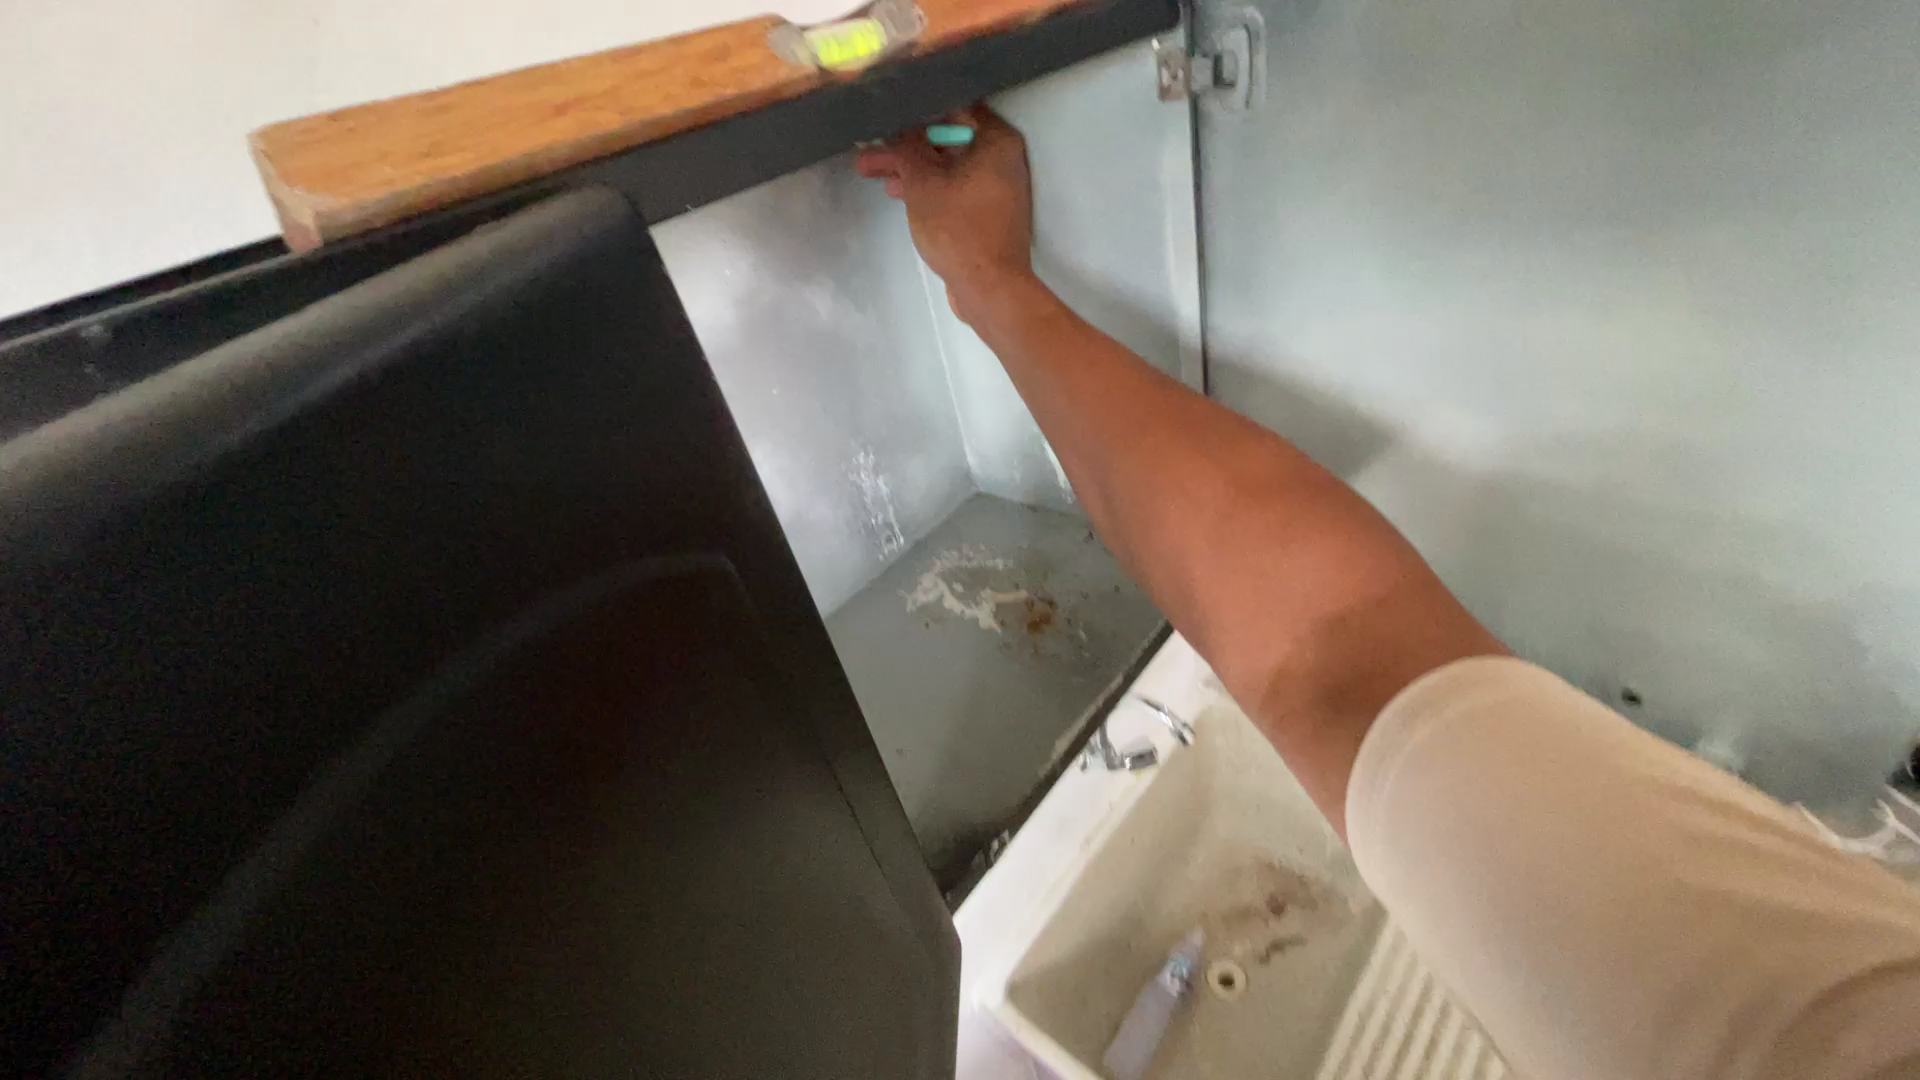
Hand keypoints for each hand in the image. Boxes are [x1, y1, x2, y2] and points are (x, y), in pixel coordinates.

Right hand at [855, 106, 1036, 324]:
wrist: (989, 288)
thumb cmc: (958, 229)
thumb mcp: (923, 182)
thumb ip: (906, 146)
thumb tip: (896, 125)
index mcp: (997, 140)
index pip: (952, 106)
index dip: (914, 109)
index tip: (885, 113)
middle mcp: (1003, 159)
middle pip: (946, 140)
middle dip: (905, 146)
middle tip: (869, 150)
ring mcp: (998, 189)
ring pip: (947, 168)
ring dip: (911, 170)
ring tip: (871, 171)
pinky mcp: (989, 215)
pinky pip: (955, 190)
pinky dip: (930, 190)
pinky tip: (899, 193)